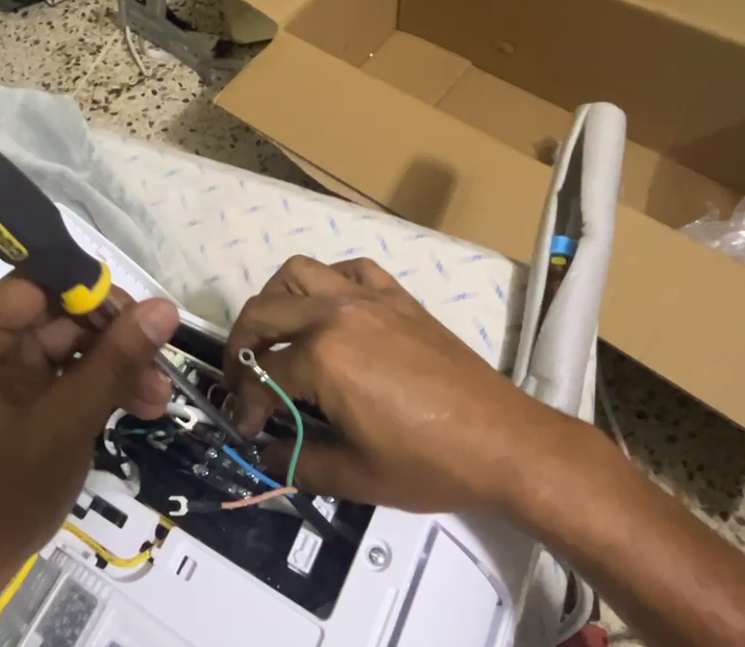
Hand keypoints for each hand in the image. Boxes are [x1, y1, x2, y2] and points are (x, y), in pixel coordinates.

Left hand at [0, 275, 180, 574]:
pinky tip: (143, 405)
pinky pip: (70, 370)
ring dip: (118, 365)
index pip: (38, 284)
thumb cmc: (7, 492)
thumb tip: (165, 308)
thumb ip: (115, 362)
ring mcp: (6, 368)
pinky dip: (104, 384)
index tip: (140, 318)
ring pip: (74, 342)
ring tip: (158, 398)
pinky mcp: (23, 392)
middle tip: (160, 364)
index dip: (91, 293)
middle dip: (114, 338)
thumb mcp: (67, 422)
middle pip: (62, 312)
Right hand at [226, 256, 575, 513]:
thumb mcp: (357, 476)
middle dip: (241, 346)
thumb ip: (300, 462)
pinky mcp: (396, 296)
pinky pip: (348, 269)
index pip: (261, 375)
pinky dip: (328, 282)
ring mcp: (368, 298)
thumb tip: (267, 455)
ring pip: (298, 273)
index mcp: (321, 357)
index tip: (246, 429)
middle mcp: (335, 314)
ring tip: (276, 332)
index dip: (245, 405)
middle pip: (264, 312)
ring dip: (275, 300)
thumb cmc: (428, 462)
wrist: (503, 441)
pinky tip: (330, 310)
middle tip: (244, 379)